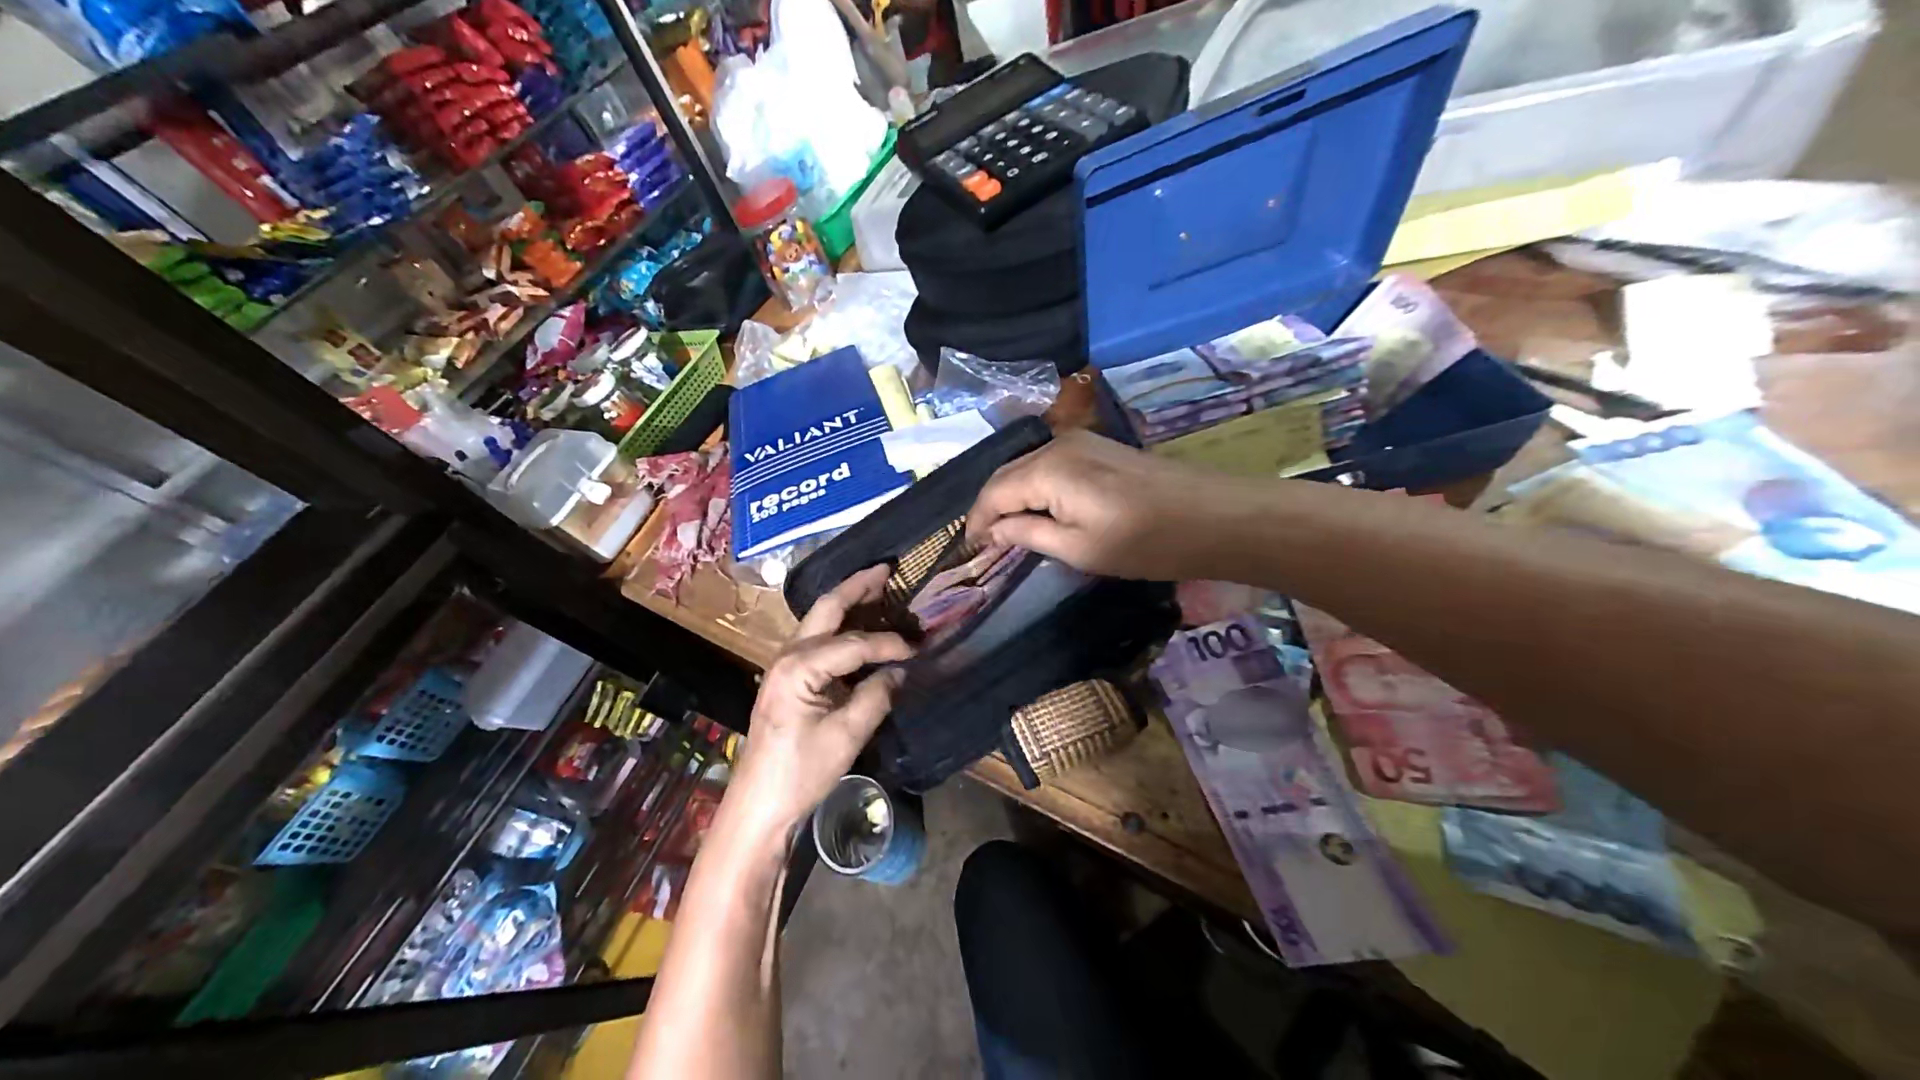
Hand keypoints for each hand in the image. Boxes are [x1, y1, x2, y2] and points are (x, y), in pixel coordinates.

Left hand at [726, 565, 912, 838]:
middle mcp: (787, 655)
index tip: (919, 647)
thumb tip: (899, 670)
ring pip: (819, 621)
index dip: (890, 642)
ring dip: (847, 603)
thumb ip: (876, 696)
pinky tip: (861, 629)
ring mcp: (784, 666)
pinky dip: (840, 627)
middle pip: (826, 609)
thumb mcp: (846, 736)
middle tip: (888, 570)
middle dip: (857, 587)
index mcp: (799, 667)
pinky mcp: (788, 680)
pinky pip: (817, 641)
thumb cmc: (800, 773)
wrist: (759, 806)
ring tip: (879, 589)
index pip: (854, 643)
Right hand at [965, 431, 1228, 579]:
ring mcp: (1081, 442)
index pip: (993, 492)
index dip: (977, 522)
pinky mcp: (1099, 447)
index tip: (970, 551)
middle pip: (1006, 474)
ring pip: (1027, 467)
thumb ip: (1028, 534)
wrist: (1214, 516)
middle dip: (991, 508)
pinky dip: (1035, 488)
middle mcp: (1057, 445)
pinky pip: (1050, 465)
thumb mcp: (1079, 548)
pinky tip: (1040, 511)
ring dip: (1013, 497)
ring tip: (1009, 532)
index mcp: (1047, 469)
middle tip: (986, 544)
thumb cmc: (1145, 542)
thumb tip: (994, 530)